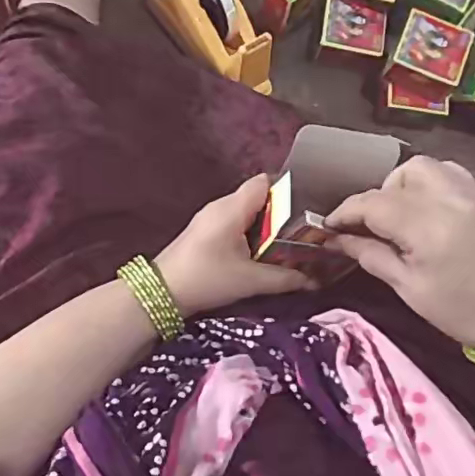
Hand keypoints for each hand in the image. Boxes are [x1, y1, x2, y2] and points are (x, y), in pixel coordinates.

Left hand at [155, 174, 314, 315]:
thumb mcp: (250, 281)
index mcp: (231, 208)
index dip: (288, 191)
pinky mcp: (202, 232)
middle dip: (280, 214)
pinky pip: (232, 223)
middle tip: (301, 234)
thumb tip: (314, 281)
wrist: (160, 293)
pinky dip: (248, 234)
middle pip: (257, 197)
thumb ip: (285, 279)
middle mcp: (219, 207)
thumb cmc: (206, 279)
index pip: (265, 182)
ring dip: (264, 226)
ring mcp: (208, 219)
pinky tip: (258, 254)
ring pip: (245, 212)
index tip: (306, 210)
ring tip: (283, 246)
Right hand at [323, 157, 474, 352]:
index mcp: (427, 228)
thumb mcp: (408, 289)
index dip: (344, 213)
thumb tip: (336, 240)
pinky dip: (425, 181)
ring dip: (398, 185)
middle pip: (394, 180)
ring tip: (394, 215)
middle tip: (365, 227)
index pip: (373, 204)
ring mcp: (468, 195)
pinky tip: (421, 206)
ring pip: (420, 168)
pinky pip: (446, 172)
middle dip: (371, 199)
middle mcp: (448, 201)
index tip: (326, 227)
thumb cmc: (460, 312)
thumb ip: (371, 256)